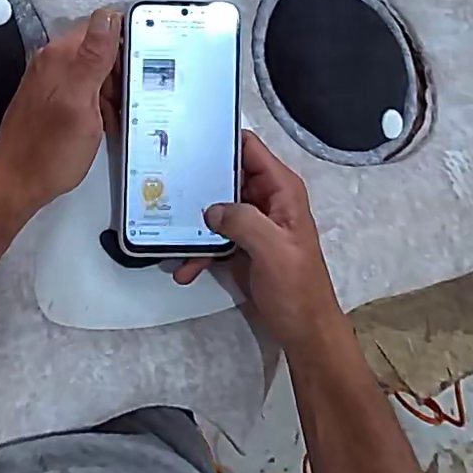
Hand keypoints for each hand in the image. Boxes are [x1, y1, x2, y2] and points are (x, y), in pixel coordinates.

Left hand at [0, 6, 121, 211]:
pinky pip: (90, 88)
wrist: (16, 185)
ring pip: (99, 70)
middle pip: (103, 47)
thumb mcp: (81, 101)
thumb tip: (109, 16)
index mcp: (62, 55)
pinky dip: (102, 101)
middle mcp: (55, 61)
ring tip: (112, 114)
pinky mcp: (57, 97)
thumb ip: (95, 56)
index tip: (138, 65)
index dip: (128, 42)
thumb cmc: (47, 150)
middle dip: (122, 69)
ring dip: (114, 88)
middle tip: (125, 97)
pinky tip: (102, 121)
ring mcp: (55, 79)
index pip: (105, 25)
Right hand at [175, 130, 344, 352]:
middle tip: (167, 185)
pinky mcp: (243, 245)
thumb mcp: (273, 249)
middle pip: (228, 176)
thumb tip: (211, 209)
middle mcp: (267, 199)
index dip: (224, 140)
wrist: (305, 331)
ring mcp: (254, 222)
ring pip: (217, 208)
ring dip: (195, 224)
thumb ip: (243, 221)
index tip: (191, 140)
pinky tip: (185, 267)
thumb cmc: (297, 286)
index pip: (250, 149)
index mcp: (281, 189)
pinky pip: (216, 237)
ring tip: (172, 235)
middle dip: (200, 183)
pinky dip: (200, 250)